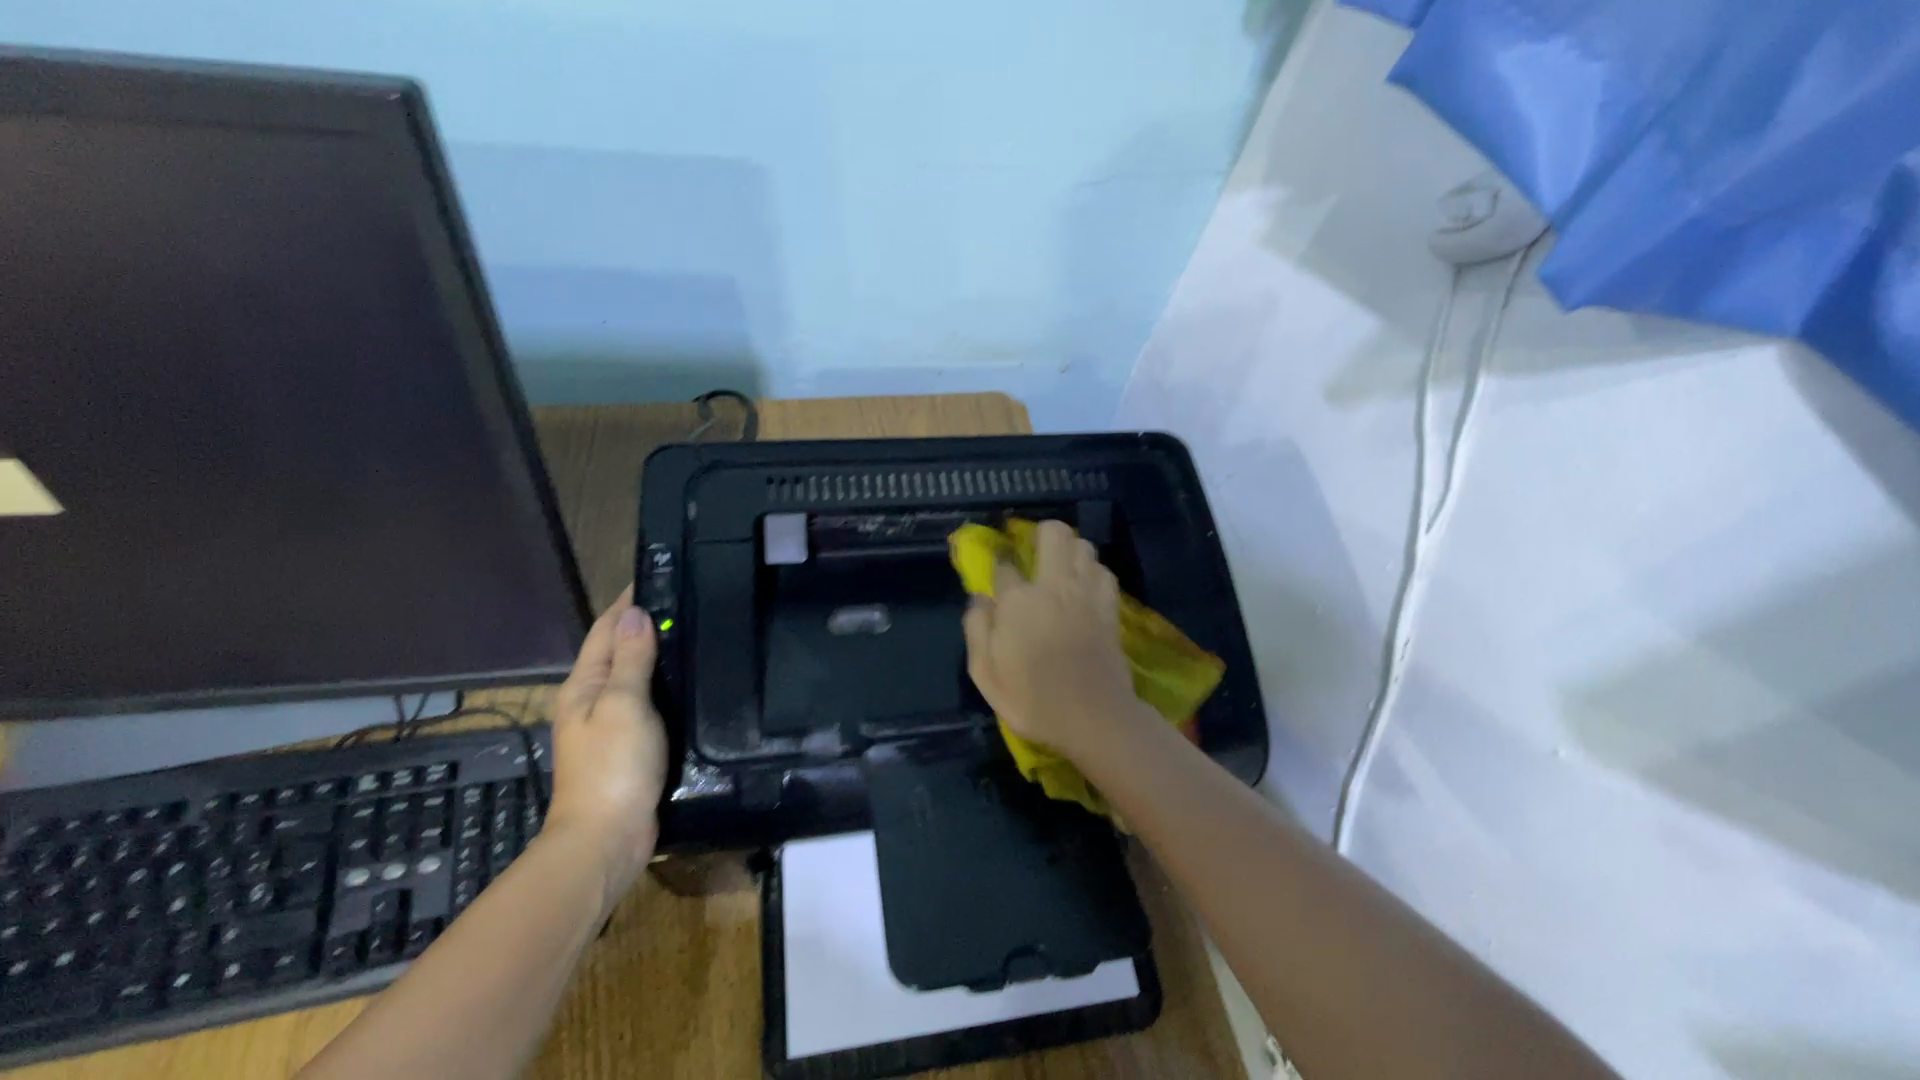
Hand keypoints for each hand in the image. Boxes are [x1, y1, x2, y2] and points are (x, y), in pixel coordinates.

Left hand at [544, 586, 668, 915]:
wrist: (606, 838)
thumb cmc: (613, 766)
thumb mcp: (624, 704)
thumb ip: (631, 659)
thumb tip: (635, 614)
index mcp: (583, 686)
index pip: (605, 631)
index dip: (627, 604)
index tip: (658, 576)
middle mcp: (591, 702)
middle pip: (618, 652)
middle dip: (645, 626)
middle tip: (688, 603)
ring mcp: (609, 729)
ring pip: (634, 680)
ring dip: (656, 657)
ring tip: (694, 635)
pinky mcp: (628, 750)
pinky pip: (647, 706)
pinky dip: (664, 689)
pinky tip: (689, 686)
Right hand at [962, 519, 1139, 762]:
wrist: (1094, 717)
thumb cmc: (1031, 700)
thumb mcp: (985, 673)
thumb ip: (977, 629)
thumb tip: (979, 598)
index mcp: (1018, 600)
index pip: (1005, 565)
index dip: (999, 566)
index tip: (998, 576)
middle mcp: (1054, 586)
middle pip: (1054, 533)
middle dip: (1042, 534)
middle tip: (1035, 556)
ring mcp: (1087, 593)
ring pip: (1084, 546)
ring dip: (1071, 552)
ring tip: (1061, 572)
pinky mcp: (1110, 608)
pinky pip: (1104, 571)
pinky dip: (1093, 573)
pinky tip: (1085, 589)